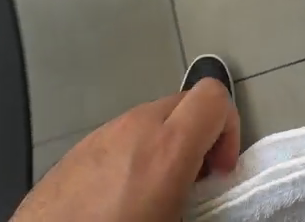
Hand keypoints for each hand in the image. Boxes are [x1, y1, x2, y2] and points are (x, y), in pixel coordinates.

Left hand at [11, 78, 241, 221]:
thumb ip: (200, 208)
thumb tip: (203, 200)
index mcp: (166, 148)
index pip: (214, 96)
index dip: (228, 128)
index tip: (219, 173)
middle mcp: (135, 126)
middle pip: (184, 105)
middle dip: (198, 140)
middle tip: (192, 189)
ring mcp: (102, 133)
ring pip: (151, 120)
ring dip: (165, 149)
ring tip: (153, 200)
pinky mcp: (77, 149)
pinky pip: (120, 137)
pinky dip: (133, 157)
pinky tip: (118, 203)